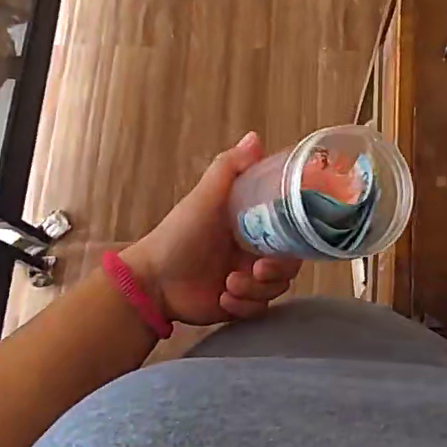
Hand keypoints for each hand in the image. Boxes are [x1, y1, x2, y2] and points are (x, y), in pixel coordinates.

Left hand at [119, 132, 302, 324]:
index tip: (281, 246)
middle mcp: (254, 252)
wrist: (153, 282)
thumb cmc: (178, 236)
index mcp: (252, 226)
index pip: (291, 234)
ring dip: (254, 290)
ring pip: (276, 289)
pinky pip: (260, 309)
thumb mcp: (205, 198)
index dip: (293, 242)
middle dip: (274, 272)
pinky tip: (222, 298)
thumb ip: (229, 168)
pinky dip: (243, 306)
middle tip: (255, 270)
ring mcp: (248, 279)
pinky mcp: (239, 303)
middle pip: (289, 265)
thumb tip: (254, 137)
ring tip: (228, 285)